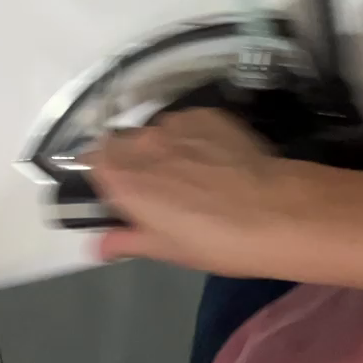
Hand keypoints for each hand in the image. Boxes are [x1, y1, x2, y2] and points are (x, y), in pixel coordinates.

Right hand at [84, 108, 305, 276]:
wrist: (272, 210)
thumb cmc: (214, 241)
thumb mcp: (166, 250)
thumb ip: (126, 239)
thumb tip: (98, 244)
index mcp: (124, 177)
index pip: (91, 158)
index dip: (101, 170)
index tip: (113, 186)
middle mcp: (142, 143)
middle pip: (121, 141)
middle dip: (131, 158)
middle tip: (157, 184)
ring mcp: (173, 122)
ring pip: (156, 131)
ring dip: (163, 147)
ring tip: (193, 172)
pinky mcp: (203, 112)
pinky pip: (186, 122)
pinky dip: (192, 137)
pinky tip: (215, 159)